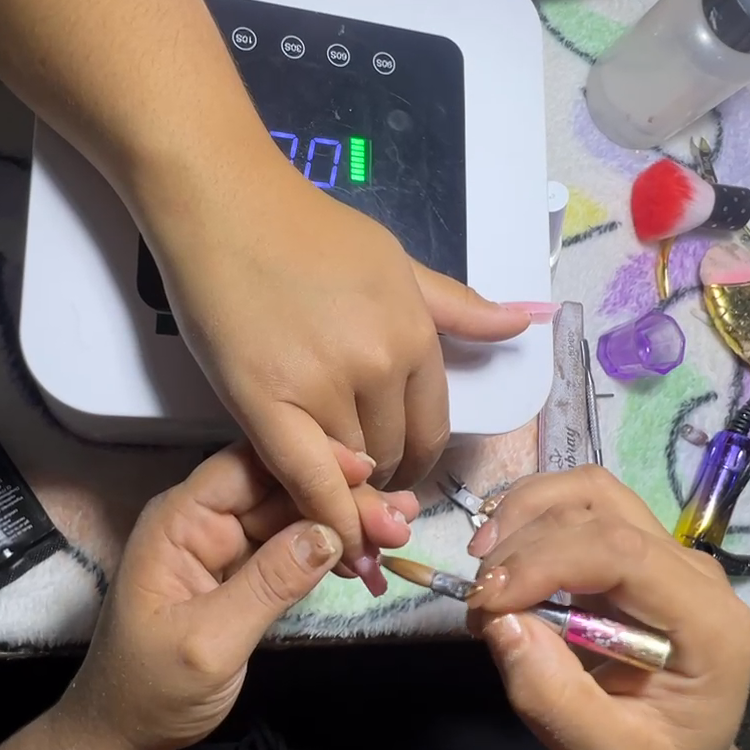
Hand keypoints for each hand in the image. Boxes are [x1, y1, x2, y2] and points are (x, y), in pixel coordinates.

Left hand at [59, 442, 420, 749]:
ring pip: (294, 517)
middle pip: (280, 490)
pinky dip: (332, 553)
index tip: (366, 471)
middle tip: (400, 519)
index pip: (248, 468)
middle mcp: (204, 521)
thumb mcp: (209, 642)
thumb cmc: (152, 690)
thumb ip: (267, 583)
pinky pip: (294, 549)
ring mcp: (226, 545)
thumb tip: (329, 532)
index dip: (307, 462)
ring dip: (345, 525)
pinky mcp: (246, 571)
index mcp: (180, 520)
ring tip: (400, 531)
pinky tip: (370, 558)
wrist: (127, 736)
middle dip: (340, 500)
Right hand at [156, 164, 529, 590]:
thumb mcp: (396, 261)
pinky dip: (328, 519)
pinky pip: (309, 481)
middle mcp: (379, 366)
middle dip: (379, 476)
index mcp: (415, 334)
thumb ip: (458, 306)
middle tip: (355, 482)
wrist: (223, 206)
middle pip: (392, 455)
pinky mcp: (265, 404)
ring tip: (329, 493)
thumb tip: (525, 322)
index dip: (417, 461)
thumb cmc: (306, 230)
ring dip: (346, 490)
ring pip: (351, 471)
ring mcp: (324, 388)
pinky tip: (336, 544)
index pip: (431, 428)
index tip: (397, 474)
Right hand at [465, 466, 749, 749]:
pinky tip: (504, 554)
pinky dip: (527, 515)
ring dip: (521, 514)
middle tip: (479, 601)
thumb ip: (556, 701)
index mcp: (707, 621)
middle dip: (521, 544)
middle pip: (597, 507)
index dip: (543, 562)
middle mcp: (691, 569)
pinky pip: (575, 501)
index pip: (620, 552)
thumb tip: (504, 622)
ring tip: (486, 566)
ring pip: (585, 489)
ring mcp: (663, 548)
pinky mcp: (631, 543)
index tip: (488, 603)